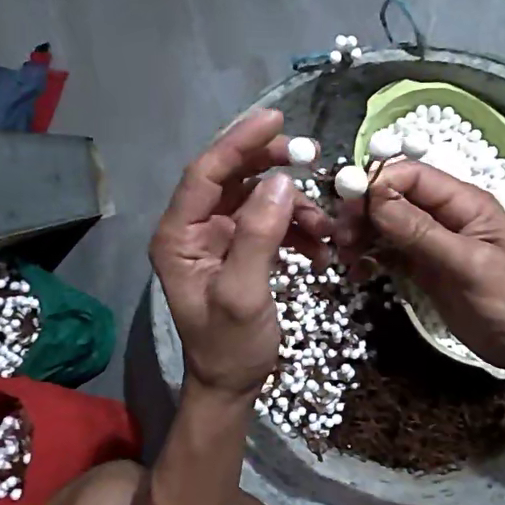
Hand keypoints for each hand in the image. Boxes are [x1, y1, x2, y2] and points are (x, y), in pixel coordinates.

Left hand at [150, 109, 331, 396]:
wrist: (232, 384)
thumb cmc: (230, 346)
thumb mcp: (243, 294)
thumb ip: (258, 237)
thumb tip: (282, 182)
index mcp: (178, 236)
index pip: (204, 174)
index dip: (238, 142)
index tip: (276, 120)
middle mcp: (193, 230)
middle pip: (230, 177)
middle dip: (271, 166)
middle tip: (310, 158)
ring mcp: (217, 239)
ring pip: (256, 198)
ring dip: (293, 205)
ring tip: (326, 226)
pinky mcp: (239, 250)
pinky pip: (269, 223)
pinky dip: (296, 227)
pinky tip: (321, 245)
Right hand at [334, 159, 504, 373]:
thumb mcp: (467, 265)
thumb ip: (421, 232)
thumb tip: (375, 199)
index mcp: (464, 203)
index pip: (411, 176)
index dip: (376, 185)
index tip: (348, 209)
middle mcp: (446, 217)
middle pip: (394, 199)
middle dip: (363, 213)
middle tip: (340, 240)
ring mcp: (434, 244)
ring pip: (388, 227)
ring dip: (363, 237)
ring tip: (345, 258)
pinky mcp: (427, 271)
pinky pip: (392, 255)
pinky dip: (372, 259)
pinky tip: (358, 272)